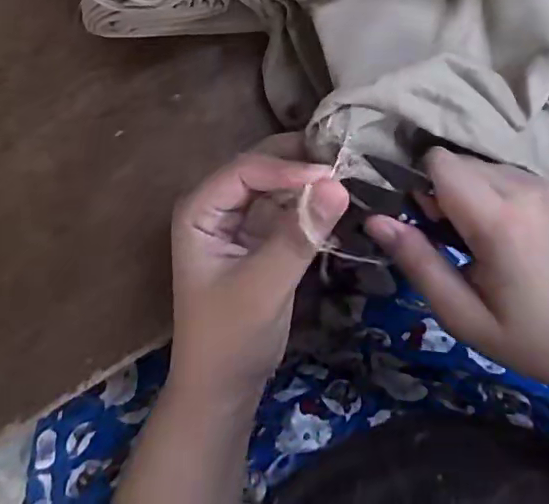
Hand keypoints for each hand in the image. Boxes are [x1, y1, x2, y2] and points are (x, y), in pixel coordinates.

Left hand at [167, 140, 348, 399]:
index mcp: (199, 208)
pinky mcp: (260, 234)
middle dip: (300, 162)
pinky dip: (311, 200)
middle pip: (261, 166)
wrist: (223, 389)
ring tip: (349, 173)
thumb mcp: (264, 286)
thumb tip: (339, 186)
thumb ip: (299, 235)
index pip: (245, 169)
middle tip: (346, 159)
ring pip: (277, 181)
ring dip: (309, 178)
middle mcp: (216, 203)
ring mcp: (239, 217)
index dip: (287, 168)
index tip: (330, 176)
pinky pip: (288, 204)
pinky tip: (338, 198)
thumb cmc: (230, 338)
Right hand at [363, 147, 548, 392]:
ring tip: (472, 236)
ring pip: (473, 163)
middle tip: (445, 236)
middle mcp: (521, 188)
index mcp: (499, 219)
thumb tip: (374, 219)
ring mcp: (538, 183)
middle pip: (454, 160)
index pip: (439, 161)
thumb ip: (416, 261)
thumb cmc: (524, 337)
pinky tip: (494, 228)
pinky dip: (482, 189)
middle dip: (438, 189)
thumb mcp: (461, 314)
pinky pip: (495, 169)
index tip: (422, 221)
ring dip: (460, 189)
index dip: (419, 184)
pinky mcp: (547, 185)